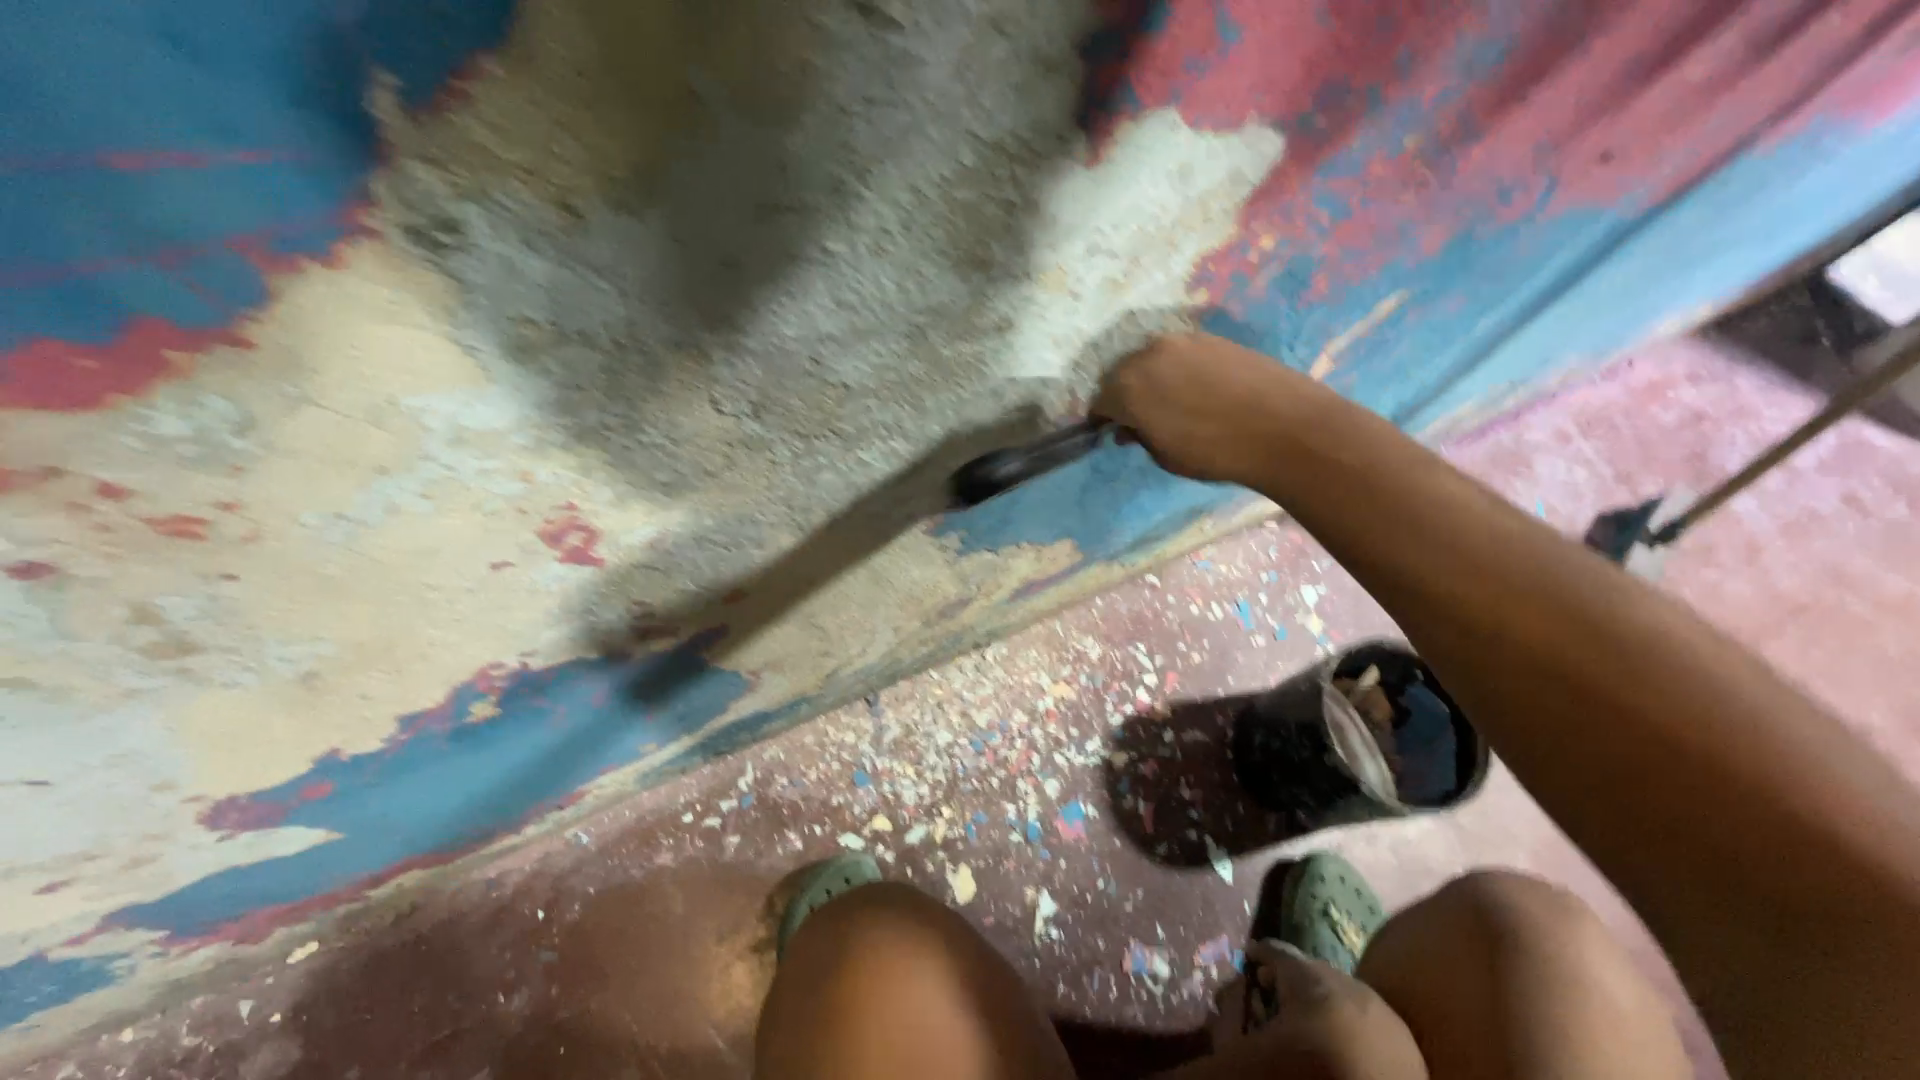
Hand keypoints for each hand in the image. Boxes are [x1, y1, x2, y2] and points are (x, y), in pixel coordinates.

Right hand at [1091, 333, 1313, 486]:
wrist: (1284, 427)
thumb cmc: (1215, 452)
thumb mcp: (1166, 457)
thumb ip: (1140, 437)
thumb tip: (1130, 429)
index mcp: (1127, 388)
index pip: (1099, 401)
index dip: (1103, 419)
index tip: (1111, 432)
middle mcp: (1147, 354)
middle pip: (1122, 374)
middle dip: (1125, 395)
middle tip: (1139, 419)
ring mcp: (1181, 340)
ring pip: (1152, 360)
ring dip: (1152, 379)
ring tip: (1170, 403)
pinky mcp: (1210, 337)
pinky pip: (1181, 353)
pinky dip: (1178, 369)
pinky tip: (1196, 389)